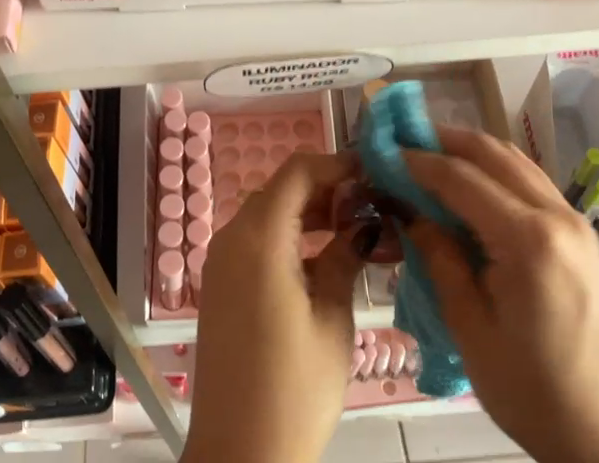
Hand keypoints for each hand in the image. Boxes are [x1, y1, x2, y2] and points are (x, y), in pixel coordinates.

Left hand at [183, 152, 367, 462]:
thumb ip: (345, 257)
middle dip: (330, 191)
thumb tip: (366, 222)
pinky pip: (257, 242)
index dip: (339, 165)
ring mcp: (222, 262)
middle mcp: (232, 238)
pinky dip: (291, 239)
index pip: (298, 172)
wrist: (240, 451)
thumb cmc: (295, 387)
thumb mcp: (333, 319)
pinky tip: (327, 259)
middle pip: (282, 191)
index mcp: (259, 238)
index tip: (377, 175)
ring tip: (360, 232)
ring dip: (311, 215)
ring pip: (270, 215)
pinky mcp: (221, 285)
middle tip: (377, 208)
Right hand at [403, 130, 598, 462]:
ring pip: (514, 160)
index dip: (416, 161)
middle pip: (491, 153)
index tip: (379, 152)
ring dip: (468, 150)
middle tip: (398, 141)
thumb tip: (408, 210)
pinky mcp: (579, 235)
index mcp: (528, 240)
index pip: (460, 178)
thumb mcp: (468, 326)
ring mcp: (574, 222)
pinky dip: (493, 170)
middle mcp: (557, 217)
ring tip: (425, 155)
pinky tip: (465, 184)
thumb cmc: (529, 388)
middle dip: (441, 140)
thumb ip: (438, 257)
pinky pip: (529, 182)